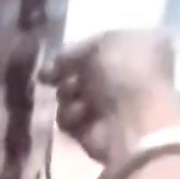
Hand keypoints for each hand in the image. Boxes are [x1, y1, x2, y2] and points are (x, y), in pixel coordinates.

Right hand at [40, 30, 179, 164]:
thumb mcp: (100, 45)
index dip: (72, 54)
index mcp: (132, 47)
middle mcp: (117, 77)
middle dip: (67, 77)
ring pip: (67, 98)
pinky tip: (82, 116)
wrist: (134, 119)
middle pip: (75, 74)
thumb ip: (71, 53)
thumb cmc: (126, 72)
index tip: (56, 62)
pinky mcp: (90, 133)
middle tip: (75, 82)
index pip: (91, 48)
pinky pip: (67, 121)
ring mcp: (104, 107)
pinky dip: (70, 117)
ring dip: (67, 97)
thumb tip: (45, 71)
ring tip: (80, 100)